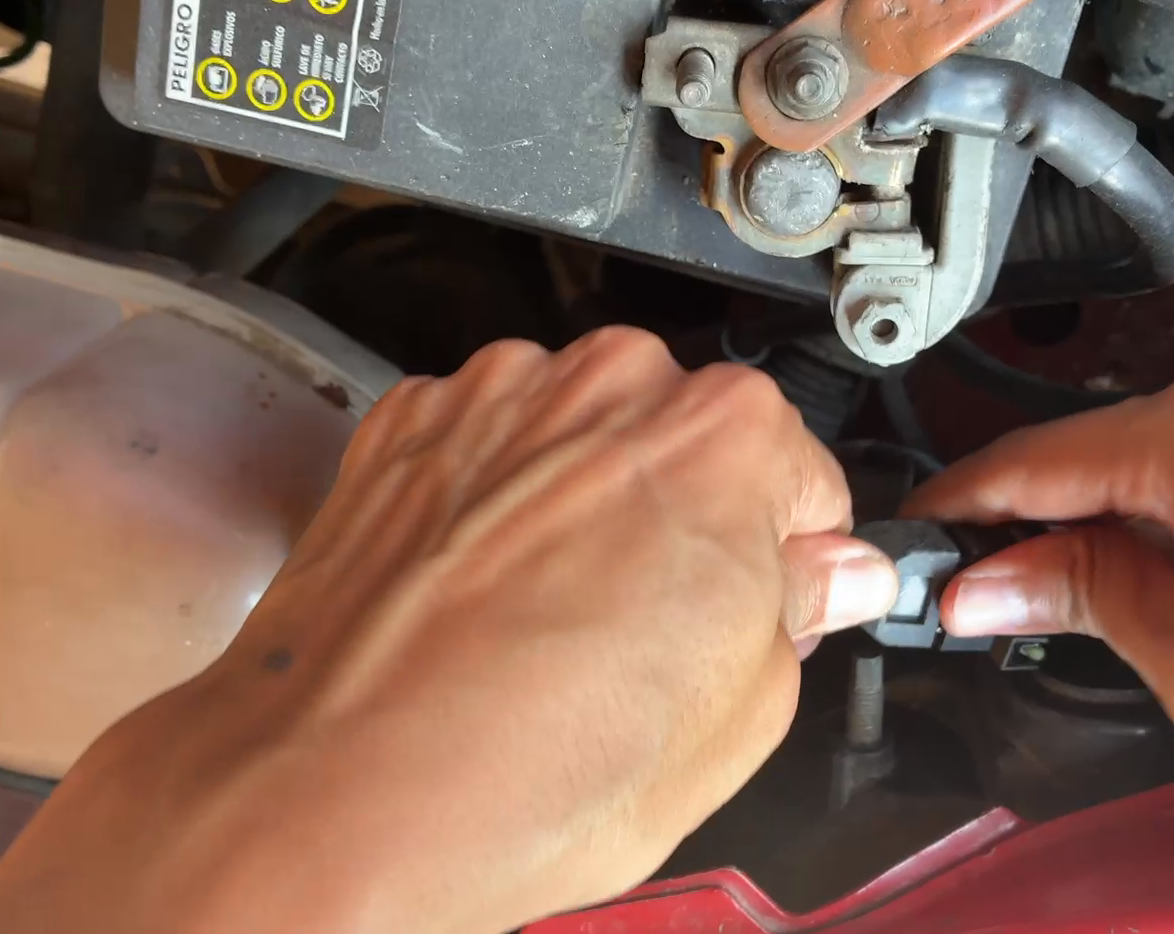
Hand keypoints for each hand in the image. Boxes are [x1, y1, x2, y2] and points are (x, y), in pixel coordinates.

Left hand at [0, 328, 898, 933]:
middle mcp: (615, 382)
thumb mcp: (740, 710)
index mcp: (725, 434)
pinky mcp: (422, 415)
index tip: (752, 592)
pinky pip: (502, 438)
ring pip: (593, 432)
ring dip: (592, 494)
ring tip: (552, 603)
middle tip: (645, 614)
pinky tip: (488, 576)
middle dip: (689, 510)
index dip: (784, 547)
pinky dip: (507, 489)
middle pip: (693, 439)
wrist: (337, 791)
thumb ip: (801, 605)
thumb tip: (836, 570)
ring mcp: (506, 388)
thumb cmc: (537, 766)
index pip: (800, 473)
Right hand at [906, 333, 1173, 930]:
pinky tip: (1166, 555)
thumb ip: (1072, 595)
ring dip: (1106, 508)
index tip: (926, 528)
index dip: (965, 501)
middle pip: (1096, 448)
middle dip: (1035, 513)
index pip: (1037, 461)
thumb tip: (979, 585)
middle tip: (988, 575)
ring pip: (1155, 446)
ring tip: (1077, 580)